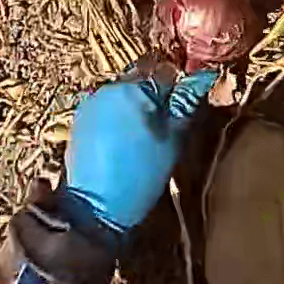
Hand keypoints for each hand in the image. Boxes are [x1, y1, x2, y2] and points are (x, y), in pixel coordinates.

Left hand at [58, 68, 218, 237]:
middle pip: (142, 77)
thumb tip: (204, 77)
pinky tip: (124, 137)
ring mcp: (91, 103)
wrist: (94, 212)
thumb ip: (187, 103)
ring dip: (136, 102)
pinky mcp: (80, 119)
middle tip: (165, 119)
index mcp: (134, 89)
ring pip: (124, 91)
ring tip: (144, 131)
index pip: (166, 71)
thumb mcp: (173, 139)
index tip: (184, 102)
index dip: (179, 85)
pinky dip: (119, 113)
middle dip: (156, 92)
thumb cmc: (140, 174)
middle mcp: (109, 88)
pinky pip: (108, 105)